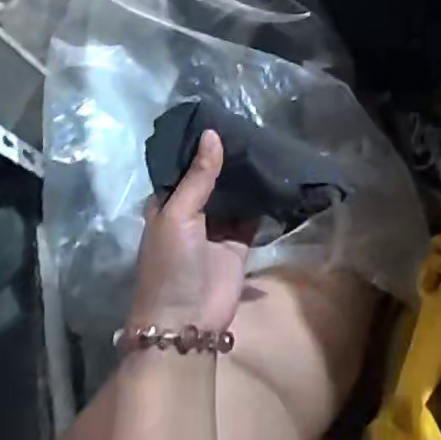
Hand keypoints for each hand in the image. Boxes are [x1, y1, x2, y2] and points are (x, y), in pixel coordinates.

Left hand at [128, 130, 251, 333]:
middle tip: (249, 128)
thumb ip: (198, 176)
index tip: (218, 118)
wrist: (187, 321)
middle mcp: (190, 212)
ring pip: (232, 195)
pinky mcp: (238, 243)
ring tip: (263, 143)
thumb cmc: (171, 263)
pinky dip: (261, 200)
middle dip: (225, 159)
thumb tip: (212, 134)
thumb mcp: (178, 214)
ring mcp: (215, 228)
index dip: (197, 146)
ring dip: (243, 177)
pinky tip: (274, 176)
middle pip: (210, 179)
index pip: (182, 166)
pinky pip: (251, 216)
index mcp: (166, 203)